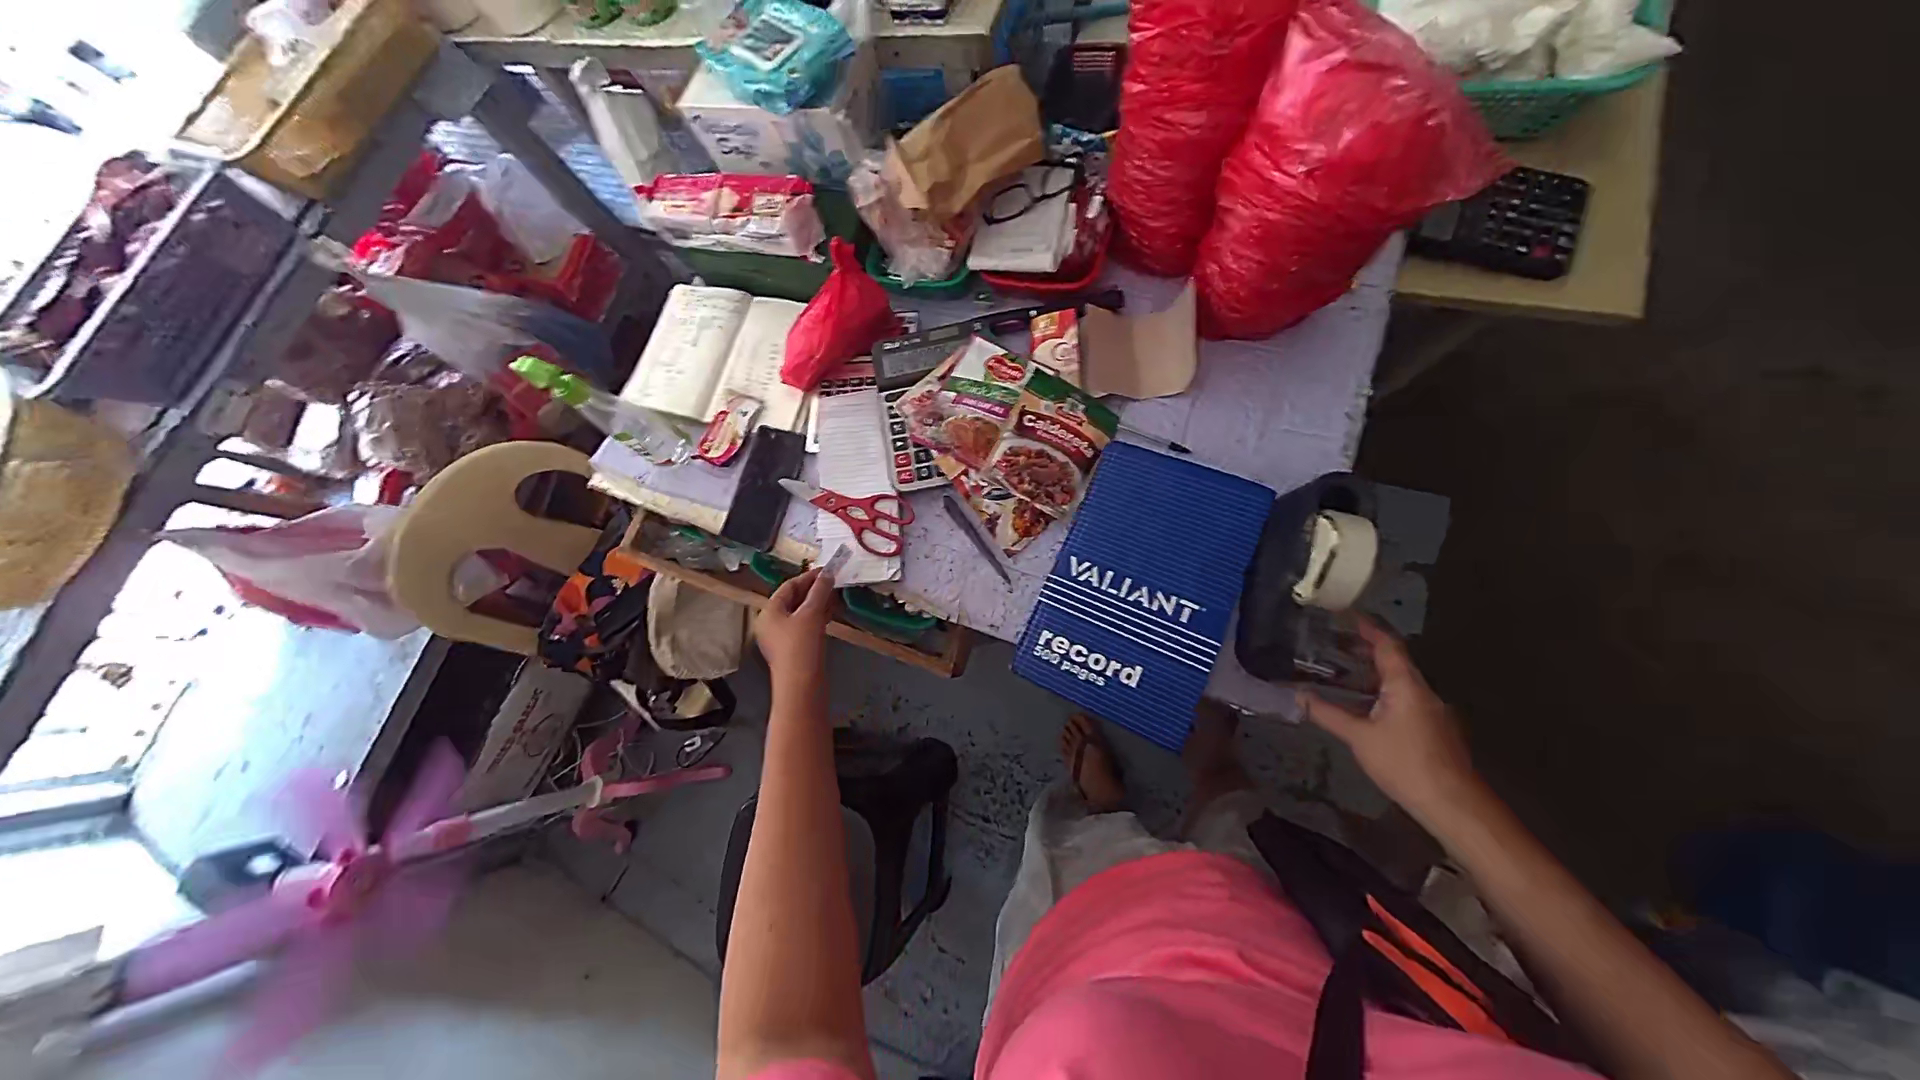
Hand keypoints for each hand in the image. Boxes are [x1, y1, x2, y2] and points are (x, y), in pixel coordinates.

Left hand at [755, 568, 836, 684]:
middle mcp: (772, 623)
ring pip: (801, 613)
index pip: (788, 586)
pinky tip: (832, 613)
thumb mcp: (811, 614)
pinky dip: (818, 617)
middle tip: (834, 582)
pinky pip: (806, 626)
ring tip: (836, 596)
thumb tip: (828, 574)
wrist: (801, 686)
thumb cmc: (801, 646)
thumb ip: (820, 591)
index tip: (827, 570)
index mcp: (769, 611)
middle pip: (794, 599)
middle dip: (815, 590)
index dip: (808, 577)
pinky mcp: (794, 649)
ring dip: (818, 603)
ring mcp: (783, 637)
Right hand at [1300, 617, 1480, 818]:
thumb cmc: (1404, 763)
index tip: (1345, 616)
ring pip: (1399, 680)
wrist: (1452, 803)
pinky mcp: (1432, 727)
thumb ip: (1328, 714)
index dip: (1367, 628)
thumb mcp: (1359, 737)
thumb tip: (1298, 696)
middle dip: (1366, 648)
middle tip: (1334, 641)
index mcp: (1406, 685)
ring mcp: (1431, 709)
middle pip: (1394, 660)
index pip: (1387, 645)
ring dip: (1373, 670)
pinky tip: (1364, 702)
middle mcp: (1422, 691)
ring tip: (1342, 668)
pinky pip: (1404, 697)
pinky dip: (1382, 689)